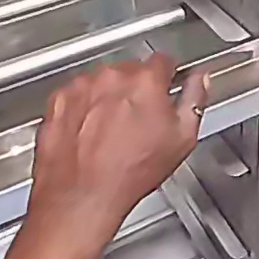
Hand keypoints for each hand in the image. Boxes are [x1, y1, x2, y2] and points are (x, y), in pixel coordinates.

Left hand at [27, 54, 208, 248]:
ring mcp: (82, 87)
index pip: (163, 61)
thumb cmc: (129, 172)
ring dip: (109, 99)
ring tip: (113, 133)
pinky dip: (84, 109)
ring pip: (102, 83)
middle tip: (140, 121)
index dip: (168, 77)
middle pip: (131, 72)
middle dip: (137, 91)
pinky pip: (77, 96)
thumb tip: (199, 80)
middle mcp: (111, 77)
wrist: (83, 196)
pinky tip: (91, 135)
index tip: (166, 87)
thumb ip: (194, 99)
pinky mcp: (58, 101)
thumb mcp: (182, 138)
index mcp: (146, 81)